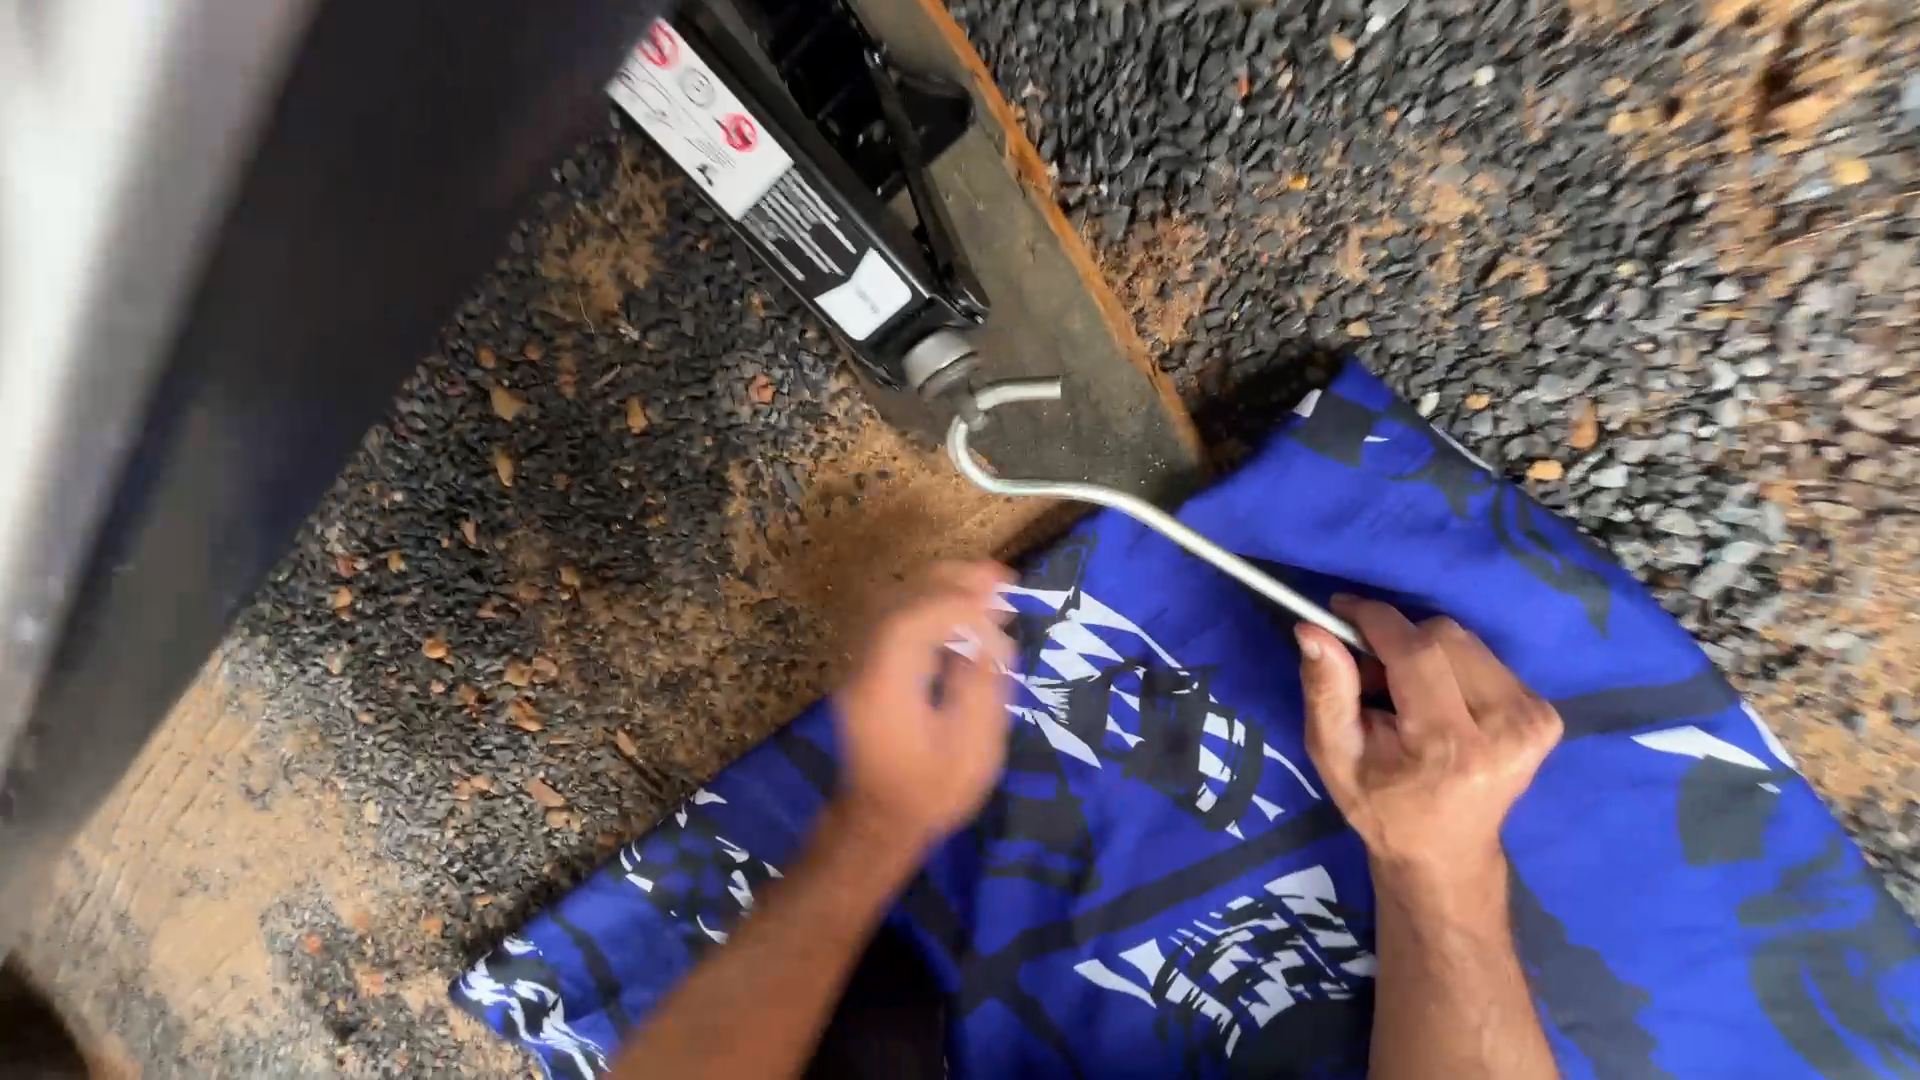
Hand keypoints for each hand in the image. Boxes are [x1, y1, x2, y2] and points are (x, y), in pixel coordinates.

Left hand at [833, 561, 1016, 849]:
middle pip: (900, 599)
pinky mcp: (869, 670)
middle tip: (1001, 578)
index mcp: (886, 685)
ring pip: (896, 603)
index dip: (961, 606)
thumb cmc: (930, 792)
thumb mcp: (971, 749)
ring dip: (942, 588)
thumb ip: (981, 686)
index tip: (1004, 610)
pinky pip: (897, 620)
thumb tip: (992, 640)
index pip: (915, 621)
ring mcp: (861, 665)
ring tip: (989, 588)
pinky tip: (963, 614)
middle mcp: (865, 665)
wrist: (879, 822)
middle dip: (952, 581)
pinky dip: (931, 606)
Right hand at [1295, 596, 1561, 898]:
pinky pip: (1481, 656)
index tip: (1338, 608)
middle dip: (1394, 638)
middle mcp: (1508, 726)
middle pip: (1443, 636)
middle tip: (1364, 669)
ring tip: (1396, 688)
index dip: (1375, 618)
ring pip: (1463, 640)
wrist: (1445, 852)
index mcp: (1452, 745)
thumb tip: (1312, 629)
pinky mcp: (1546, 712)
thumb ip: (1326, 689)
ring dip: (1419, 649)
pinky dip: (1444, 662)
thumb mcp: (1333, 753)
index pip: (1417, 652)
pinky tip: (1429, 695)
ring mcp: (1536, 718)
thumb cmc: (1380, 806)